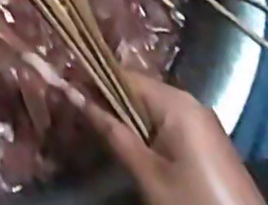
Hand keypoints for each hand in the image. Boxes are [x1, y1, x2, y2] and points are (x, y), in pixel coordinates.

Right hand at [87, 72, 266, 204]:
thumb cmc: (194, 204)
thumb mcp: (147, 172)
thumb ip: (109, 129)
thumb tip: (69, 91)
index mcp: (175, 101)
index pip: (119, 75)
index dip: (89, 80)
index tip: (62, 87)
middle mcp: (188, 101)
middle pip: (133, 88)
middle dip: (104, 99)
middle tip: (75, 111)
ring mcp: (200, 120)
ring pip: (146, 105)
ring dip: (122, 116)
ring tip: (96, 128)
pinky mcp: (205, 140)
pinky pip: (164, 120)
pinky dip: (142, 128)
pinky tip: (128, 144)